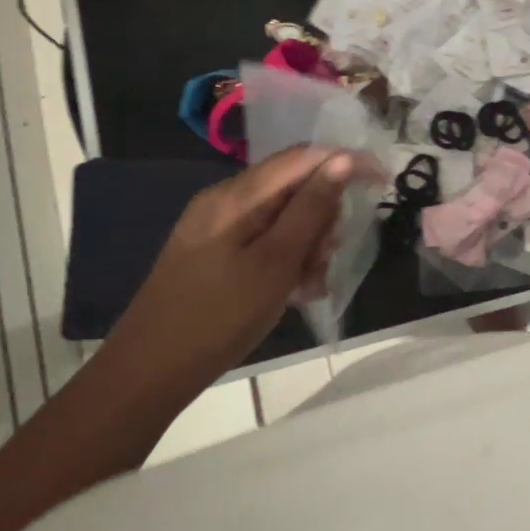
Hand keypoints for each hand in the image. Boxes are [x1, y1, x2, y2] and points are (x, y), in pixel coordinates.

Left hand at [102, 146, 359, 388]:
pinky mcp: (216, 254)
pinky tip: (297, 291)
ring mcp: (218, 228)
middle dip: (324, 216)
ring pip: (286, 217)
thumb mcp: (276, 262)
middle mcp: (226, 201)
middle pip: (296, 186)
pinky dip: (289, 259)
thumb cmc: (218, 315)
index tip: (382, 183)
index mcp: (236, 196)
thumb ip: (311, 208)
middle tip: (328, 257)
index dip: (347, 162)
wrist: (147, 374)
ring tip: (312, 283)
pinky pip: (267, 240)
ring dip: (310, 243)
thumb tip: (343, 159)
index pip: (304, 157)